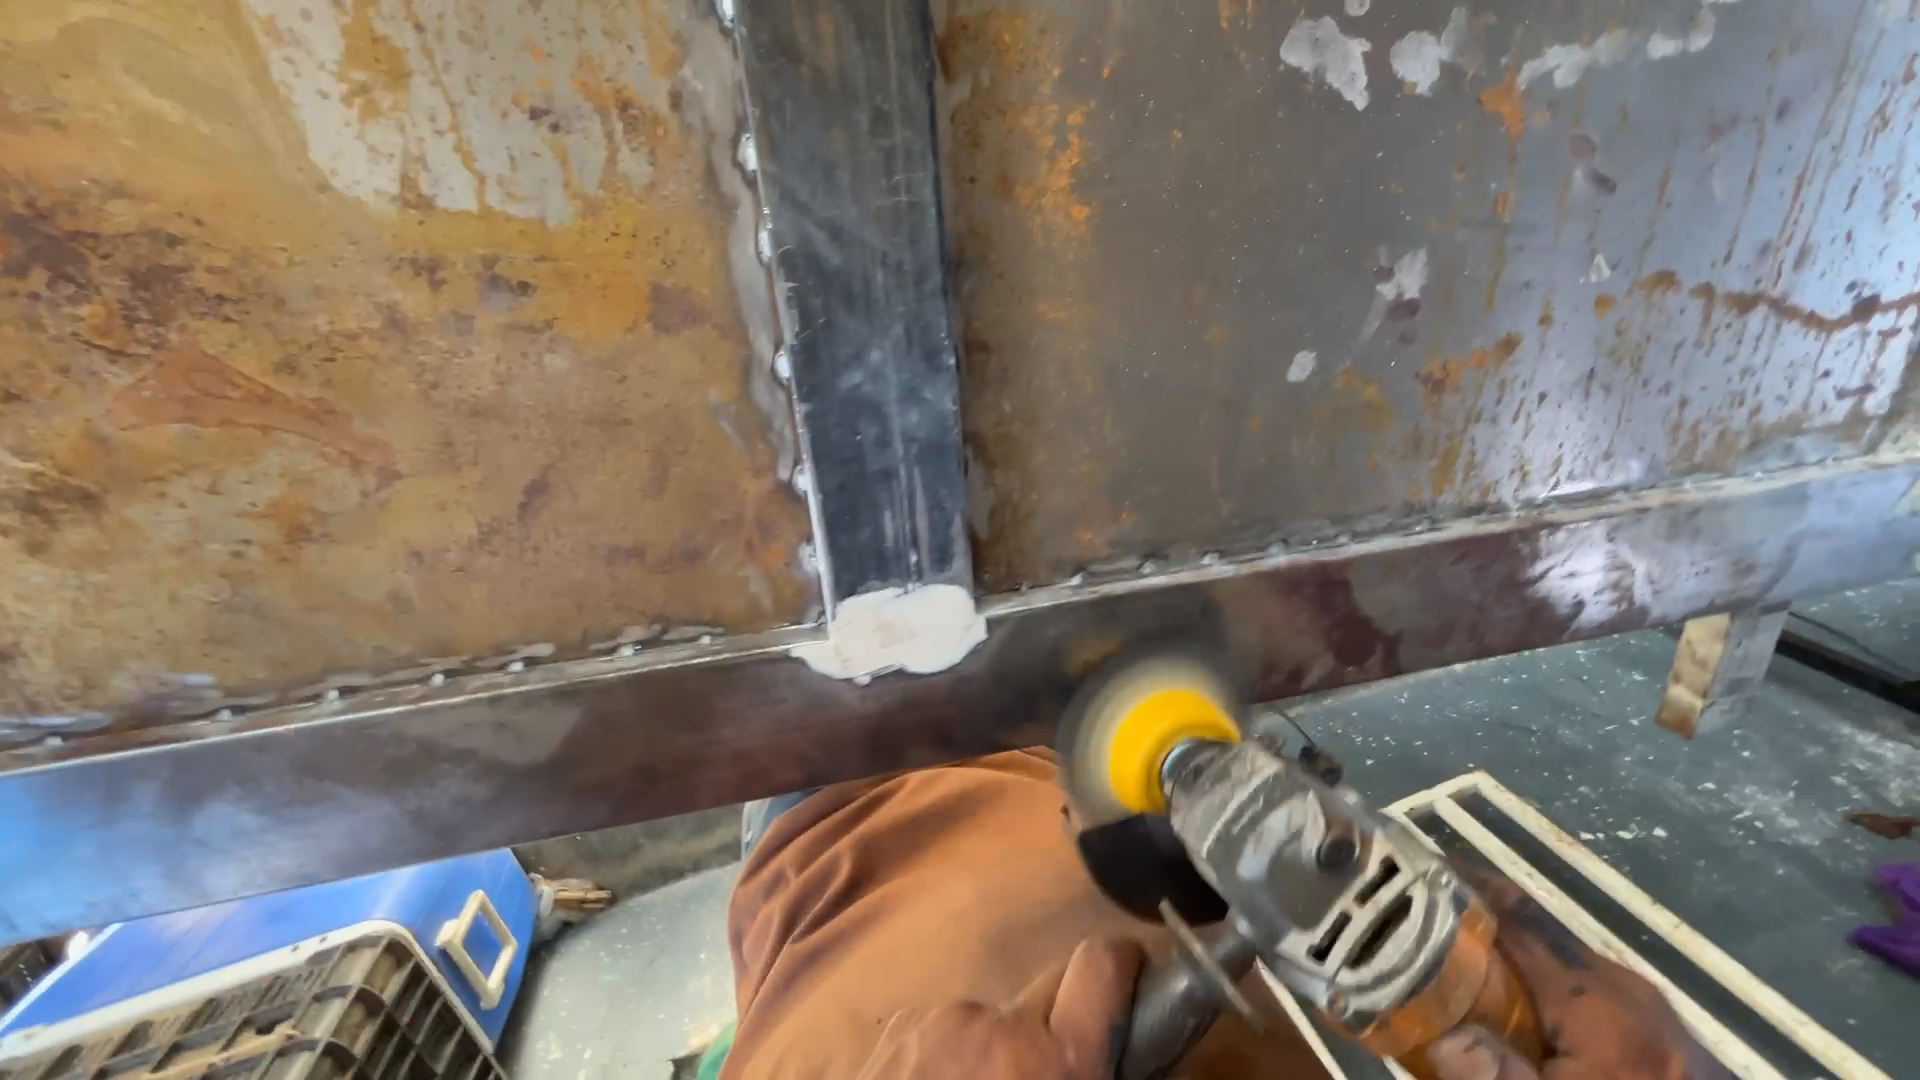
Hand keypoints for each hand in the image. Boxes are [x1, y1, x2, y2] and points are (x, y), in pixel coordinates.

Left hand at [855, 937, 1143, 1079]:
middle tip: (1043, 1079)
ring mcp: (937, 1020)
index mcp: (1050, 1064)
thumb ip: (1078, 1075)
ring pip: (988, 1021)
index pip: (1102, 968)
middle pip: (1047, 991)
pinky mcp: (893, 1030)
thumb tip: (1094, 1064)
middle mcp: (995, 1024)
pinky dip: (945, 1060)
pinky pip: (940, 1032)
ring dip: (991, 1055)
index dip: (1124, 965)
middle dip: (1055, 1028)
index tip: (1132, 975)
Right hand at [1430, 871, 1729, 1079]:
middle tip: (1419, 917)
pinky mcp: (1659, 1028)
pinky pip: (1582, 982)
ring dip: (1508, 948)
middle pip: (1534, 929)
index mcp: (1595, 1001)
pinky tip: (1517, 1004)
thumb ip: (1497, 1074)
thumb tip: (1437, 1032)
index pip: (1518, 916)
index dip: (1466, 883)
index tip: (1420, 862)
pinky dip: (1538, 977)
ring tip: (1457, 959)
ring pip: (1558, 956)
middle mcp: (1621, 985)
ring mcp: (1646, 1006)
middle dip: (1476, 916)